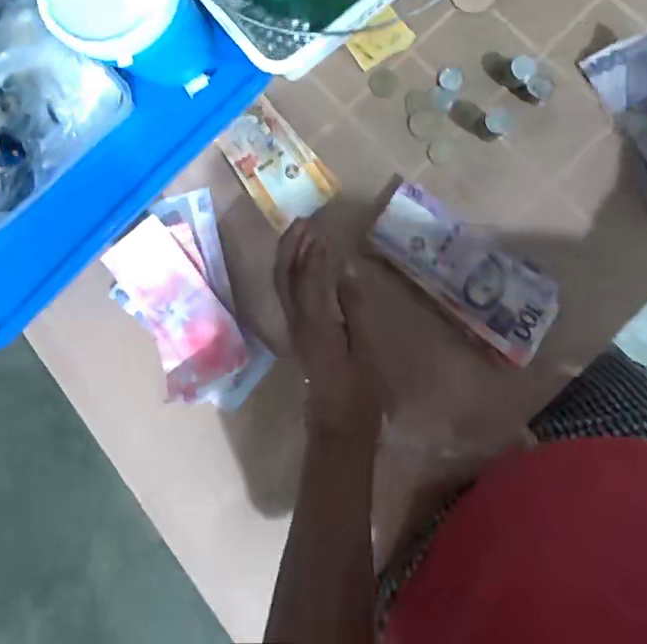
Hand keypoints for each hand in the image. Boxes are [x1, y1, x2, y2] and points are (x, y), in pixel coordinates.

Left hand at [275, 211, 382, 442]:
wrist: (338, 424)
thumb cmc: (358, 390)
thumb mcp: (363, 348)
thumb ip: (353, 306)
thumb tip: (347, 267)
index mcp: (315, 324)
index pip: (309, 278)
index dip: (314, 252)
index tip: (323, 230)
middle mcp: (297, 321)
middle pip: (285, 276)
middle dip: (291, 246)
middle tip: (305, 221)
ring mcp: (294, 327)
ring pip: (283, 283)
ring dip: (290, 255)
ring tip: (303, 233)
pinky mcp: (298, 332)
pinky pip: (289, 292)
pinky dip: (294, 270)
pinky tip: (307, 262)